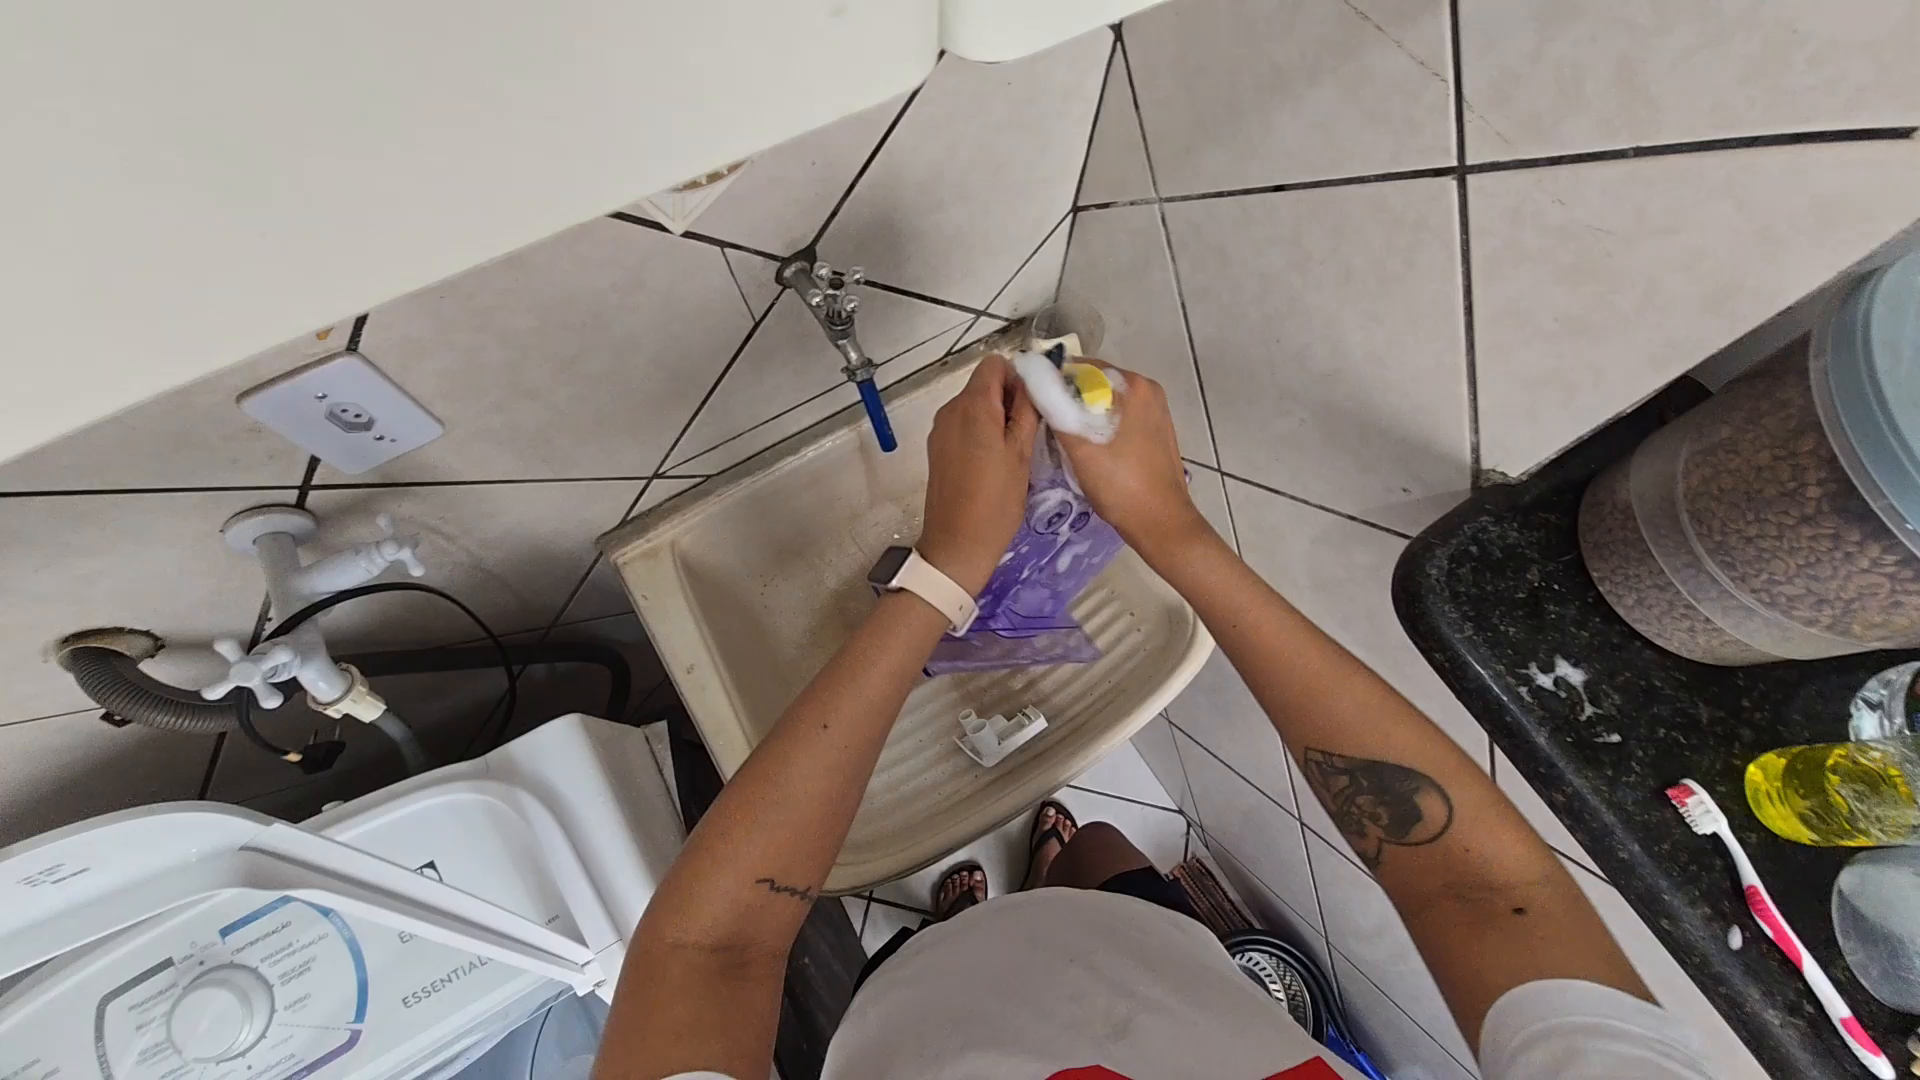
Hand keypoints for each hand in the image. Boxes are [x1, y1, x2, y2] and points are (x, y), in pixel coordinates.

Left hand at [918, 355, 1040, 593]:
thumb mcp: (1021, 454)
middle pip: (983, 384)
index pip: (995, 364)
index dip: (1018, 379)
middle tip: (1028, 434)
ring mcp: (940, 430)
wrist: (957, 545)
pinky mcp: (938, 449)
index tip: (1032, 408)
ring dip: (996, 419)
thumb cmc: (996, 502)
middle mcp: (950, 410)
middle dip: (1008, 400)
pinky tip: (994, 463)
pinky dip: (981, 433)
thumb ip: (1027, 411)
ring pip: (974, 406)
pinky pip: (963, 426)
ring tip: (1013, 453)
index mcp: (972, 406)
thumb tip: (1031, 382)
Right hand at [1054, 364, 1210, 560]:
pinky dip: (1100, 427)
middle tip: (1045, 424)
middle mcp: (1148, 391)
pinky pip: (1119, 418)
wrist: (1160, 523)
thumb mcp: (1080, 448)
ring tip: (1063, 440)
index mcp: (1134, 386)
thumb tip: (1035, 383)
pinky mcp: (1155, 432)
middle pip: (1096, 384)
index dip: (1054, 381)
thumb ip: (1057, 411)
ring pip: (1106, 403)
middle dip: (1070, 400)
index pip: (1083, 367)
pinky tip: (1088, 450)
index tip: (1034, 401)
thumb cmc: (1120, 485)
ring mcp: (1155, 412)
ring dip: (1084, 415)